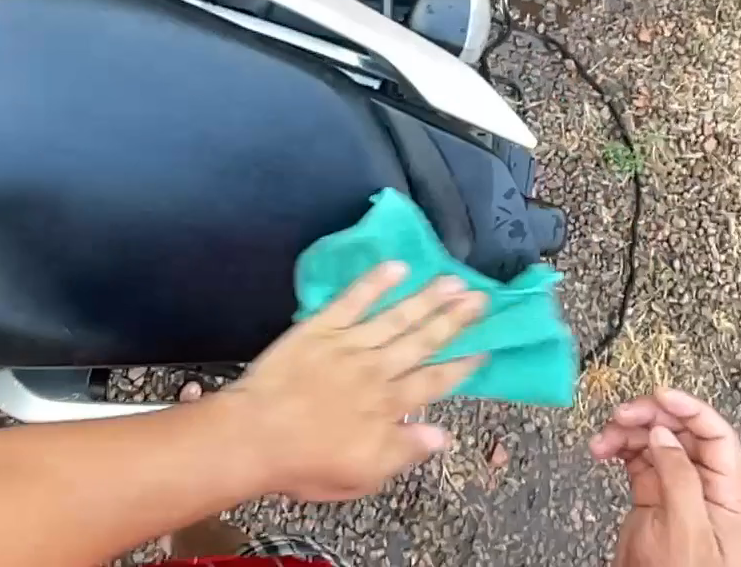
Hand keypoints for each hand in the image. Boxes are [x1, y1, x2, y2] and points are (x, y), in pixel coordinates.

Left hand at [211, 261, 486, 501]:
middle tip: (480, 298)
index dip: (461, 366)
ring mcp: (349, 343)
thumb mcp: (363, 473)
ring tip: (453, 280)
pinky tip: (396, 267)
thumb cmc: (307, 462)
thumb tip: (443, 435)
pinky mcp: (322, 326)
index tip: (484, 350)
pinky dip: (375, 282)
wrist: (256, 435)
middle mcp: (377, 369)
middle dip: (454, 320)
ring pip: (397, 316)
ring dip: (427, 298)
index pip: (434, 382)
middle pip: (423, 341)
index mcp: (388, 406)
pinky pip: (353, 299)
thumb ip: (404, 450)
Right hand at [590, 389, 740, 566]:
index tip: (660, 394)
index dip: (691, 409)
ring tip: (604, 439)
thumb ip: (679, 477)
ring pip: (653, 439)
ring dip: (625, 431)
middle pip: (681, 431)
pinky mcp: (649, 492)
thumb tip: (663, 433)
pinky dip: (615, 445)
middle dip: (649, 416)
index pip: (717, 437)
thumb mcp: (686, 529)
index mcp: (726, 495)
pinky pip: (634, 454)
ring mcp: (675, 489)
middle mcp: (703, 487)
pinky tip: (601, 449)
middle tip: (622, 415)